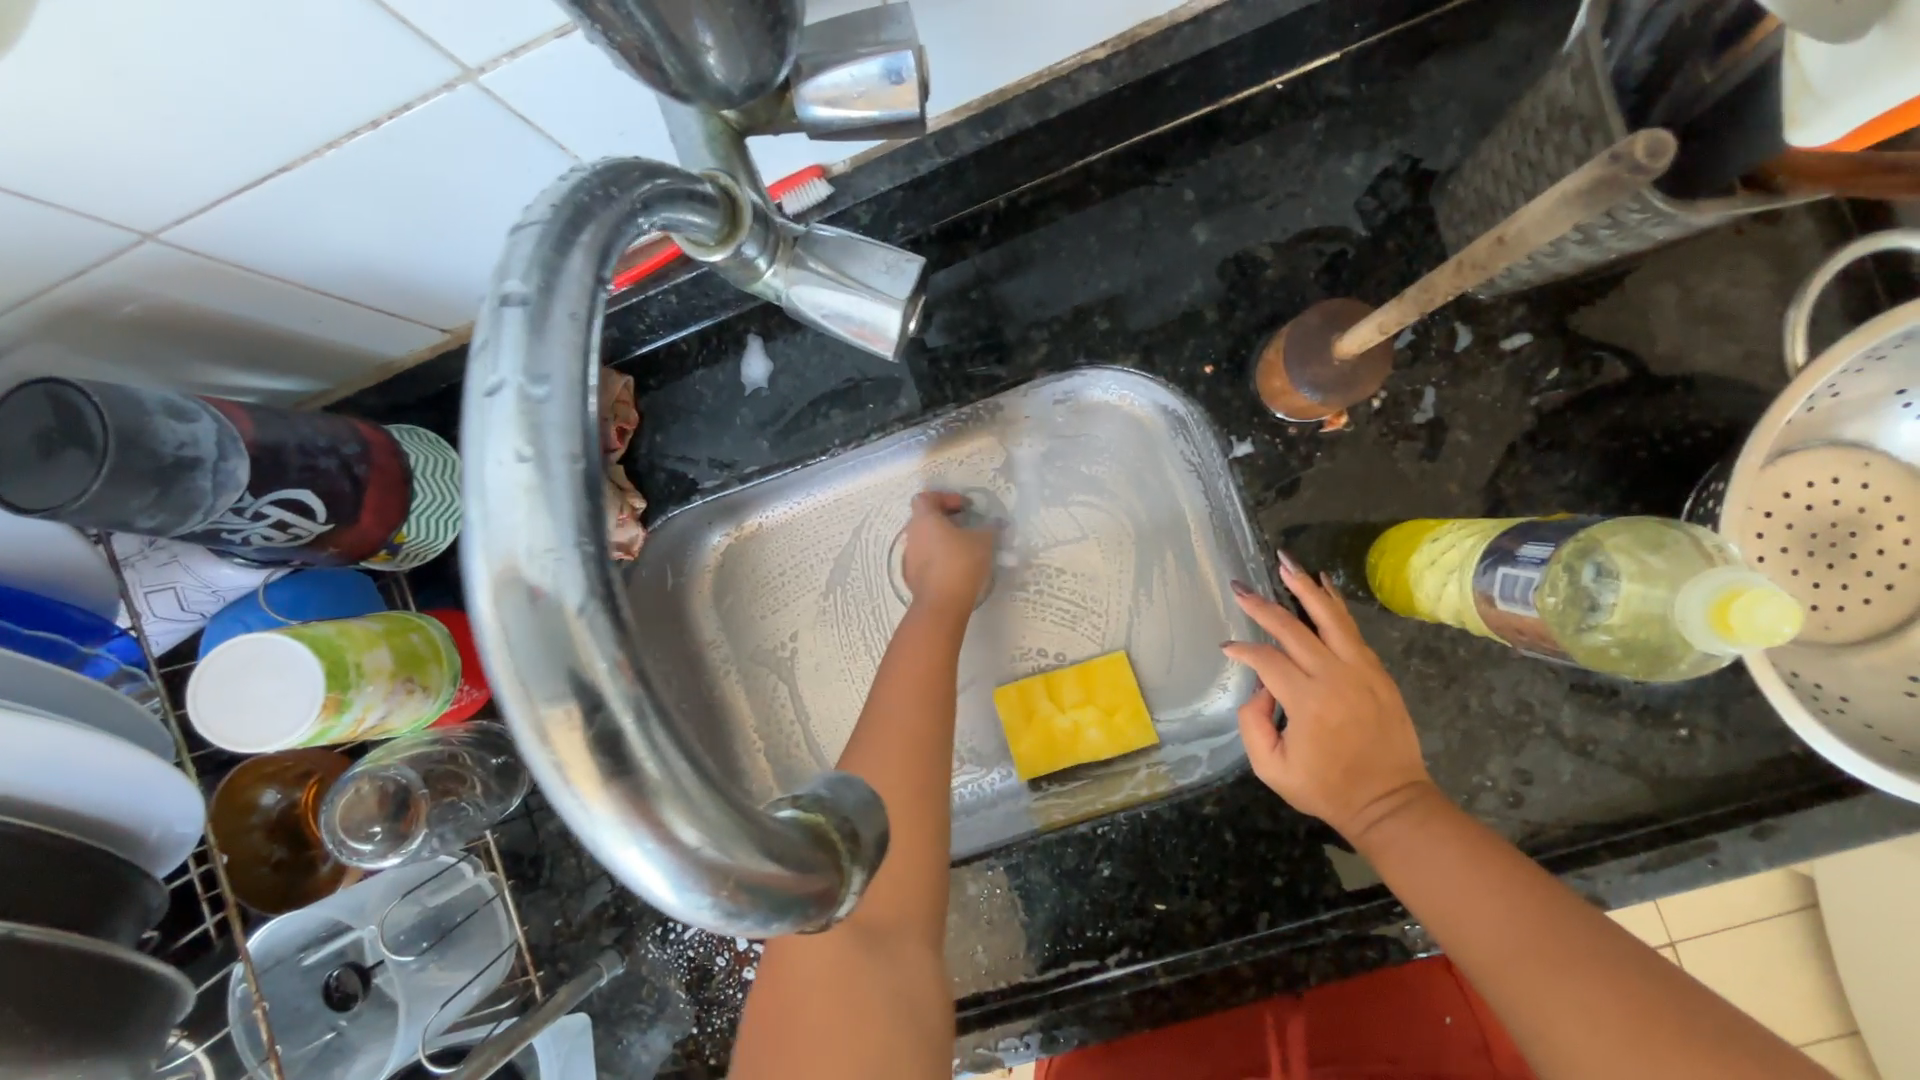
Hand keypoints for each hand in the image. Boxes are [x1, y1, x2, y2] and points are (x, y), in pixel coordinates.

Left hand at [902, 492, 997, 614]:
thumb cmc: (961, 562)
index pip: (927, 497)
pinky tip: (957, 565)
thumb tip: (996, 523)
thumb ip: (990, 528)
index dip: (946, 497)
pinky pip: (926, 557)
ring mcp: (909, 555)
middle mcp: (912, 534)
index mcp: (924, 519)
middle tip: (968, 525)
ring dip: (943, 538)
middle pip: (926, 518)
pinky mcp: (912, 575)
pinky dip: (939, 555)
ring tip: (965, 546)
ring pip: (926, 538)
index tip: (966, 507)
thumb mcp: (984, 540)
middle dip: (947, 519)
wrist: (942, 603)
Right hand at [1222, 554, 1434, 845]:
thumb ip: (1251, 725)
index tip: (1227, 648)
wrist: (1390, 801)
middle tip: (1239, 588)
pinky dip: (1334, 604)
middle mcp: (1335, 677)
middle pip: (1293, 629)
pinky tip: (1322, 584)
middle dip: (1262, 607)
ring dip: (1304, 588)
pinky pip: (1352, 629)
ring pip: (1329, 617)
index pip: (1266, 660)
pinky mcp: (1377, 671)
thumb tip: (1258, 689)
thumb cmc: (1326, 789)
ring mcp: (1361, 670)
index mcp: (1307, 701)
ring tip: (1286, 563)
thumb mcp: (1272, 769)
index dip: (1243, 650)